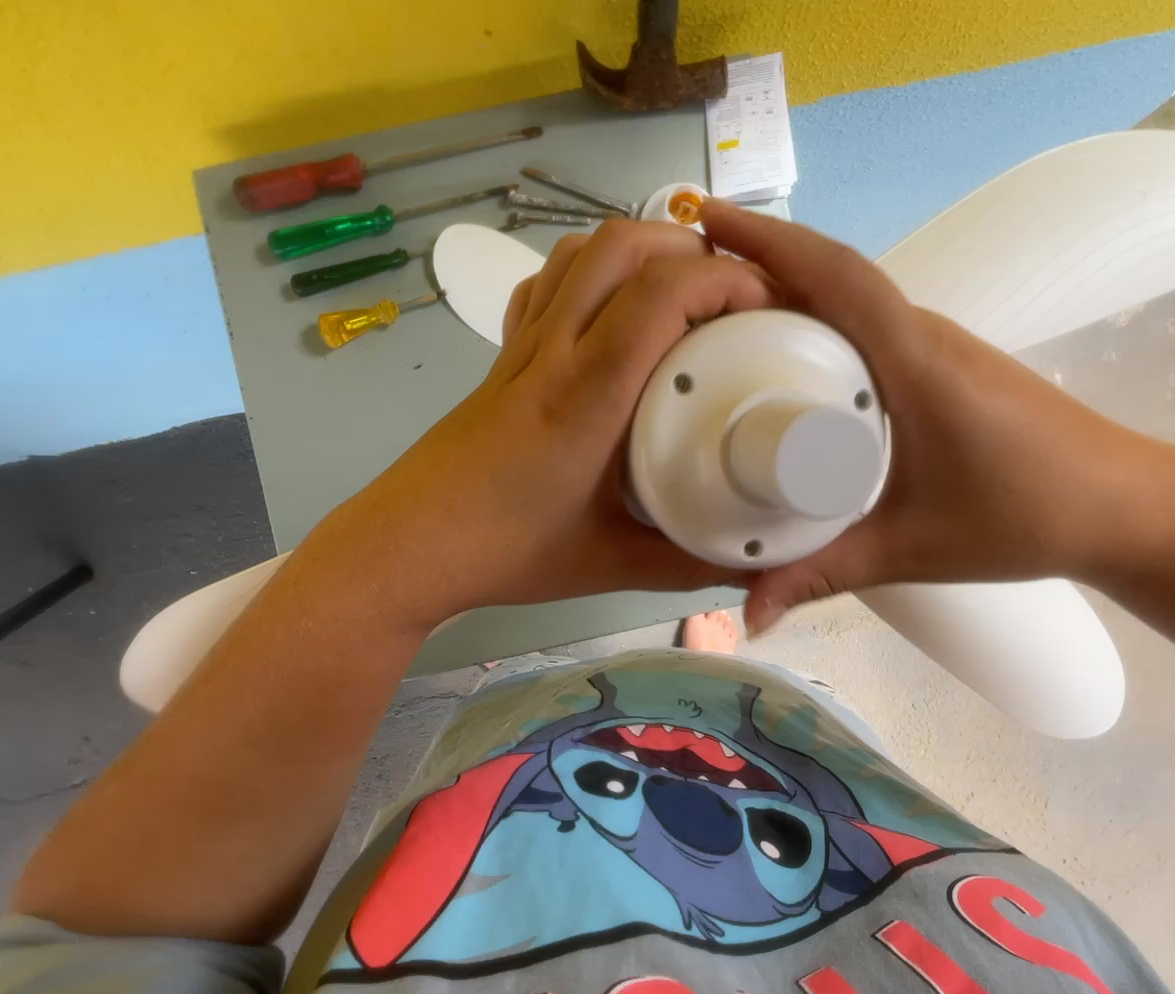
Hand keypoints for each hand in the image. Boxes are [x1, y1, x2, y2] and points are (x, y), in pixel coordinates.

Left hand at [298, 220, 776, 631]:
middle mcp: (554, 352)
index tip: (766, 309)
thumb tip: (752, 562)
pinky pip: (544, 285)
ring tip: (679, 293)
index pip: (661, 294)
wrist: (408, 546)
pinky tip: (609, 311)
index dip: (725, 280)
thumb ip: (687, 562)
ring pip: (579, 253)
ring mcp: (521, 348)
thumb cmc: (506, 554)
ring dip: (638, 251)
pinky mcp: (501, 358)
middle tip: (729, 298)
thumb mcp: (610, 566)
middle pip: (621, 246)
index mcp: (588, 395)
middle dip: (689, 250)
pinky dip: (588, 273)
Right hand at [697, 201, 1161, 633]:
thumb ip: (821, 575)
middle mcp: (921, 335)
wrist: (1124, 506)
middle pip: (829, 275)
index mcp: (913, 360)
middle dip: (755, 262)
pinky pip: (863, 324)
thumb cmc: (1026, 517)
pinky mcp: (938, 364)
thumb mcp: (910, 550)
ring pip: (848, 297)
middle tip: (684, 290)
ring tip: (715, 320)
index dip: (764, 240)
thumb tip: (746, 613)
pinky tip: (780, 361)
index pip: (832, 275)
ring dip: (785, 289)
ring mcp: (933, 345)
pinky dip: (815, 321)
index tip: (703, 223)